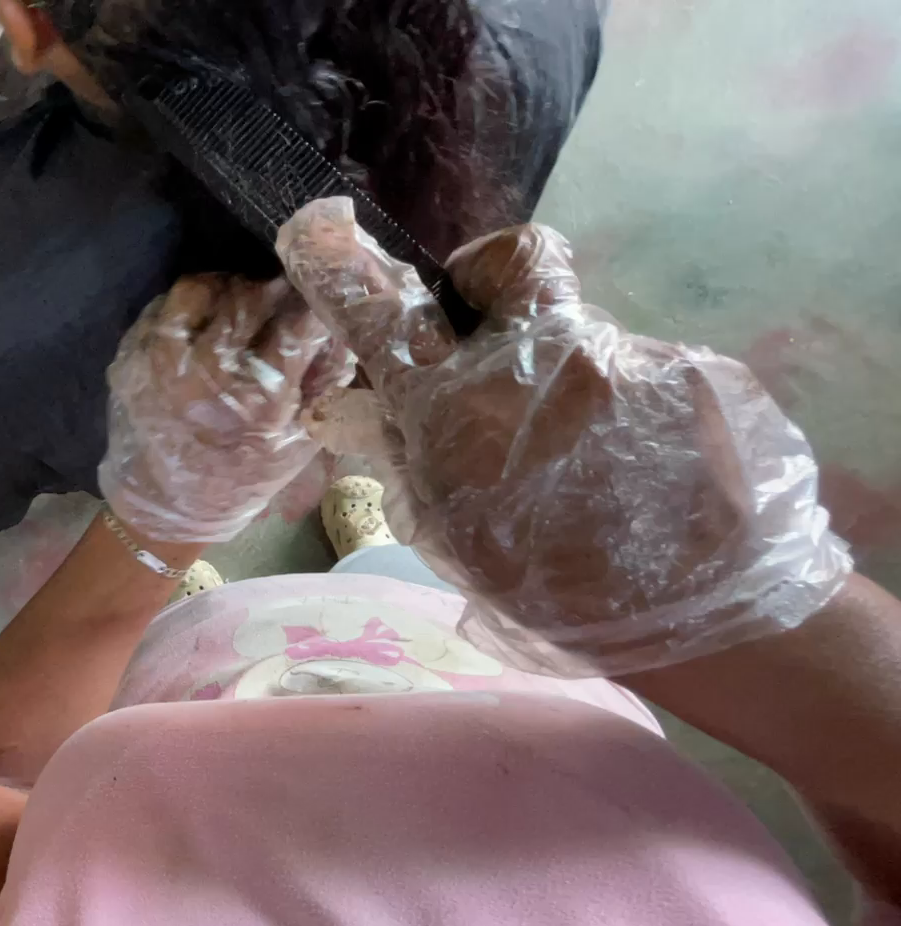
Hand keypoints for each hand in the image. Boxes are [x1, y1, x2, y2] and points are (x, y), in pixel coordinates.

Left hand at [98, 274, 354, 543]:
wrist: (164, 508)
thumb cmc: (241, 478)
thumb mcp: (300, 440)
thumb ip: (326, 379)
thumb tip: (339, 318)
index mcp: (255, 398)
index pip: (298, 319)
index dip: (313, 297)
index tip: (318, 291)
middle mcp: (203, 373)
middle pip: (248, 296)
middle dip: (270, 292)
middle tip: (276, 300)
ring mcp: (158, 364)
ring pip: (196, 290)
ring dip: (224, 292)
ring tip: (235, 309)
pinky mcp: (127, 360)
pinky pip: (159, 310)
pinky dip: (185, 311)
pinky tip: (199, 328)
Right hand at [276, 197, 851, 674]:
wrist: (691, 611)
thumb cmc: (532, 576)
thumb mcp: (435, 520)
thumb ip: (392, 450)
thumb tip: (341, 408)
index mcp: (457, 409)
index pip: (384, 317)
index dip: (343, 271)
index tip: (316, 232)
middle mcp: (539, 362)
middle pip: (506, 261)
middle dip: (479, 280)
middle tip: (478, 332)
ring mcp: (626, 354)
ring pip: (566, 323)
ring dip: (543, 362)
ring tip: (557, 440)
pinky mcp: (691, 365)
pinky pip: (620, 359)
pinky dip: (597, 395)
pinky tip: (611, 454)